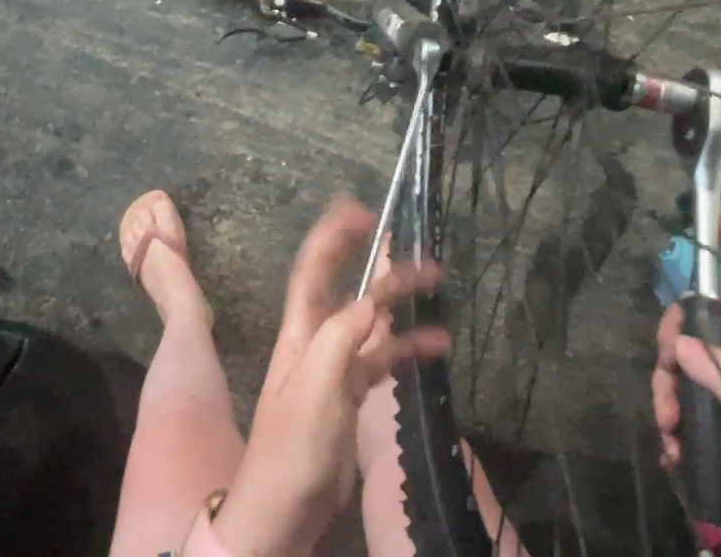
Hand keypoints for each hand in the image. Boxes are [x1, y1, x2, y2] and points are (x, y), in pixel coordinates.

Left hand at [213, 198, 449, 556]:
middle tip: (420, 253)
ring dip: (403, 306)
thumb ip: (340, 339)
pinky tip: (436, 346)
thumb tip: (371, 300)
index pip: (314, 268)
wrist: (282, 511)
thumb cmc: (291, 448)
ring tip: (438, 290)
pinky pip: (383, 359)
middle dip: (382, 266)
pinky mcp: (350, 394)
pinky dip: (408, 348)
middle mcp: (317, 340)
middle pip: (351, 289)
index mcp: (300, 331)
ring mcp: (334, 367)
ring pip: (373, 323)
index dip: (334, 234)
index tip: (363, 210)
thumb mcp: (313, 389)